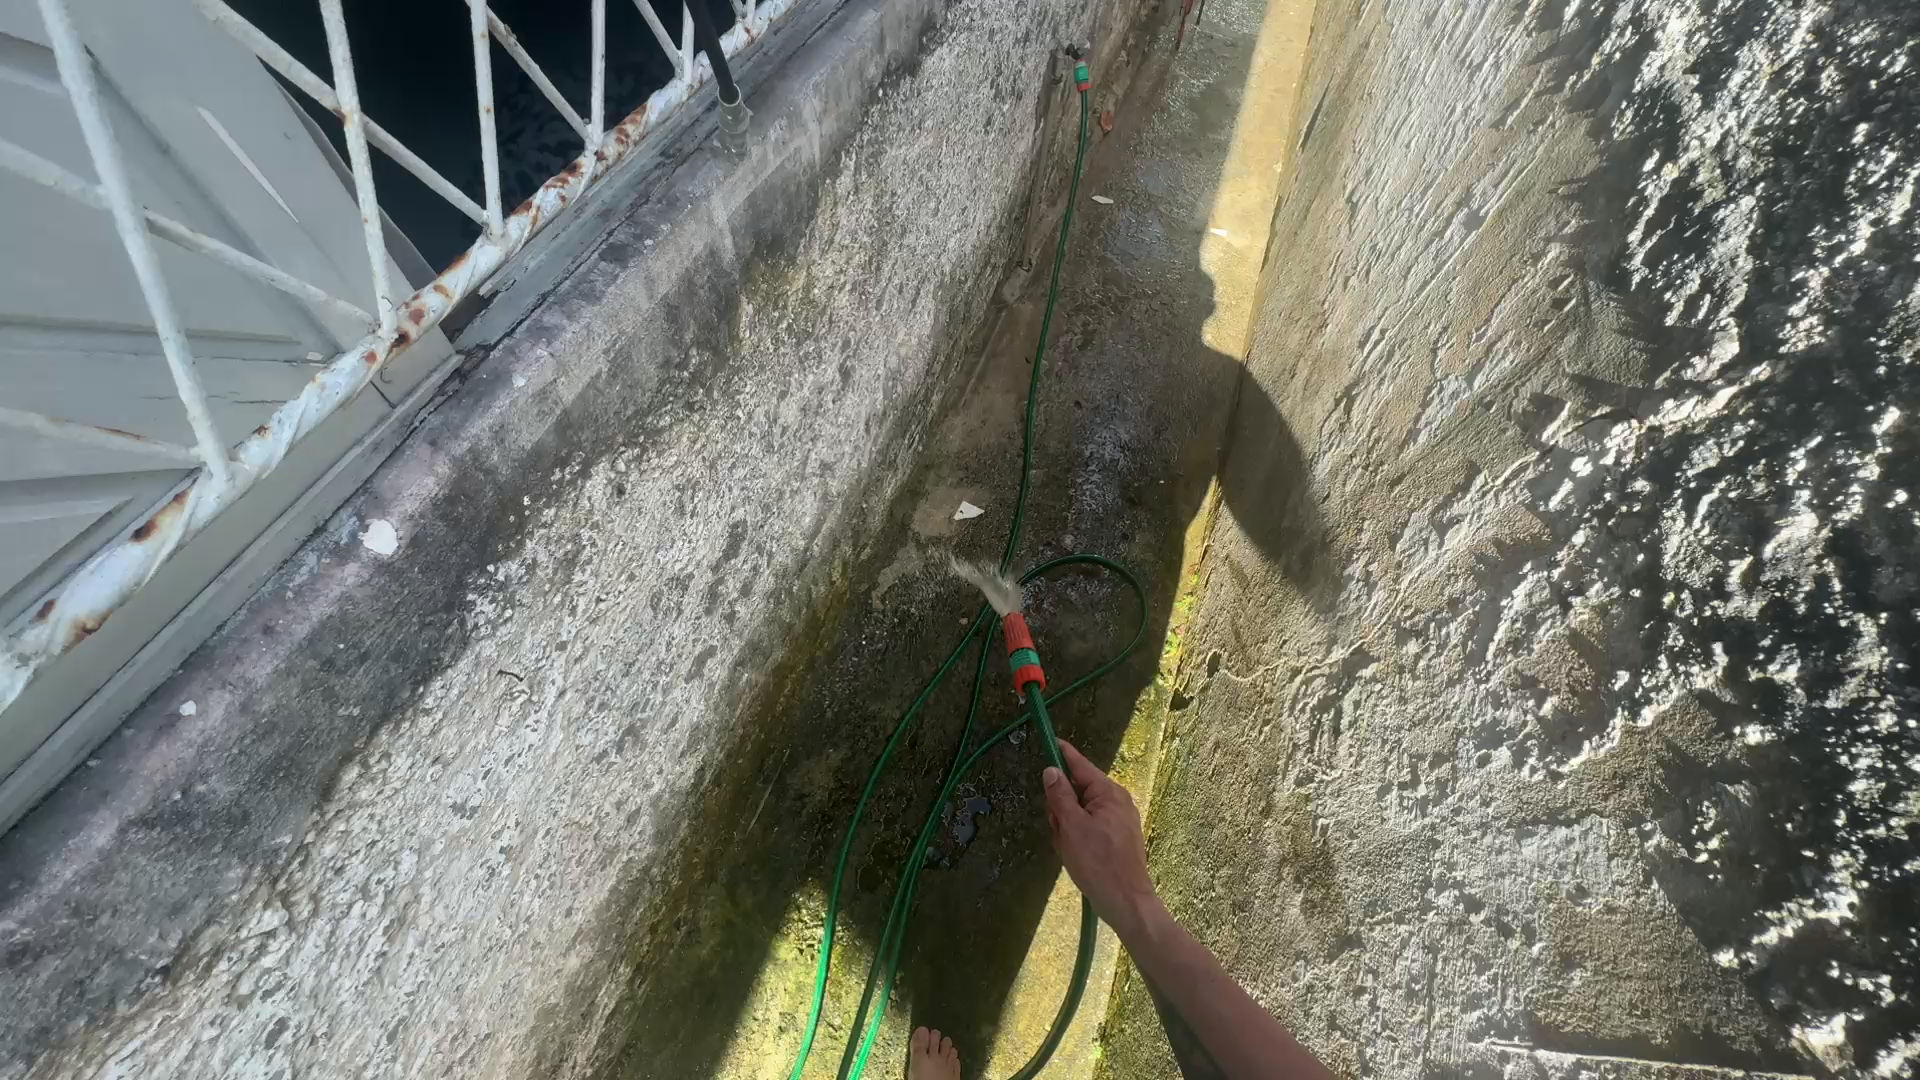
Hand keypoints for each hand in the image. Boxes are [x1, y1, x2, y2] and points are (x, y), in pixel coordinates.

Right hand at [1042, 738, 1160, 935]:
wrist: (1127, 904)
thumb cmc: (1098, 863)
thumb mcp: (1072, 827)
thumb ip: (1060, 796)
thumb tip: (1051, 770)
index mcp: (1108, 792)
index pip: (1079, 764)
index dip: (1061, 753)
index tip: (1048, 740)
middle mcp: (1116, 800)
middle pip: (1076, 790)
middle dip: (1061, 807)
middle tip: (1059, 829)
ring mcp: (1118, 819)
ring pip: (1079, 810)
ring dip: (1067, 826)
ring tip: (1068, 848)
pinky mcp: (1117, 837)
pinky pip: (1088, 826)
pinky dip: (1077, 836)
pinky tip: (1076, 856)